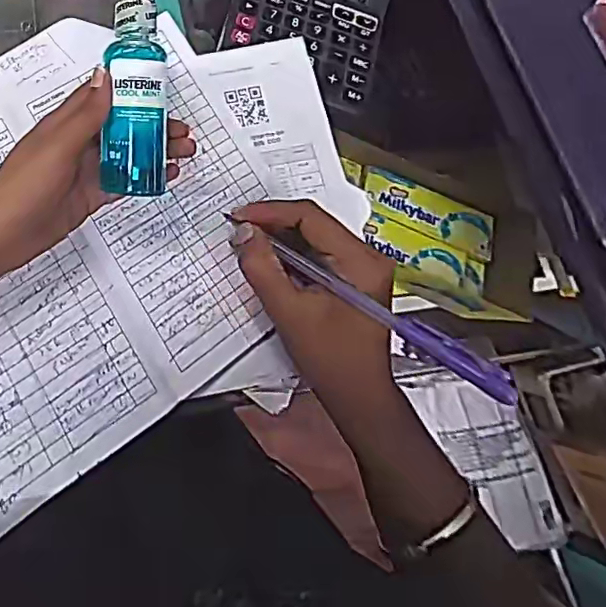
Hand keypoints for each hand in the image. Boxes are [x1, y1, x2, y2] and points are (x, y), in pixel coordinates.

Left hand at [0, 68, 194, 277]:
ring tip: (182, 152)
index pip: (100, 96)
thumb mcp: (57, 147)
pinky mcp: (88, 195)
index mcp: (64, 124)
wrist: (3, 237)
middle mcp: (75, 144)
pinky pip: (121, 182)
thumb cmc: (19, 189)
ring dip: (153, 150)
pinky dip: (143, 177)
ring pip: (125, 153)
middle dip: (152, 124)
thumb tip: (104, 78)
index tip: (158, 85)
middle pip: (120, 126)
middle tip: (181, 129)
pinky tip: (162, 176)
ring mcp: (82, 170)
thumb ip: (84, 115)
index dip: (129, 88)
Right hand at [229, 200, 395, 390]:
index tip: (240, 218)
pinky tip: (268, 259)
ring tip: (248, 242)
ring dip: (278, 236)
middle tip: (239, 229)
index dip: (270, 212)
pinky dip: (288, 252)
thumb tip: (245, 232)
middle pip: (312, 221)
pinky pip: (314, 251)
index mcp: (360, 261)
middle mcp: (366, 257)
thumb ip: (263, 267)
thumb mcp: (288, 311)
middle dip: (272, 223)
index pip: (310, 217)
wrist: (358, 395)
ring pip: (311, 235)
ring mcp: (360, 266)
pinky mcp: (350, 276)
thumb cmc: (332, 359)